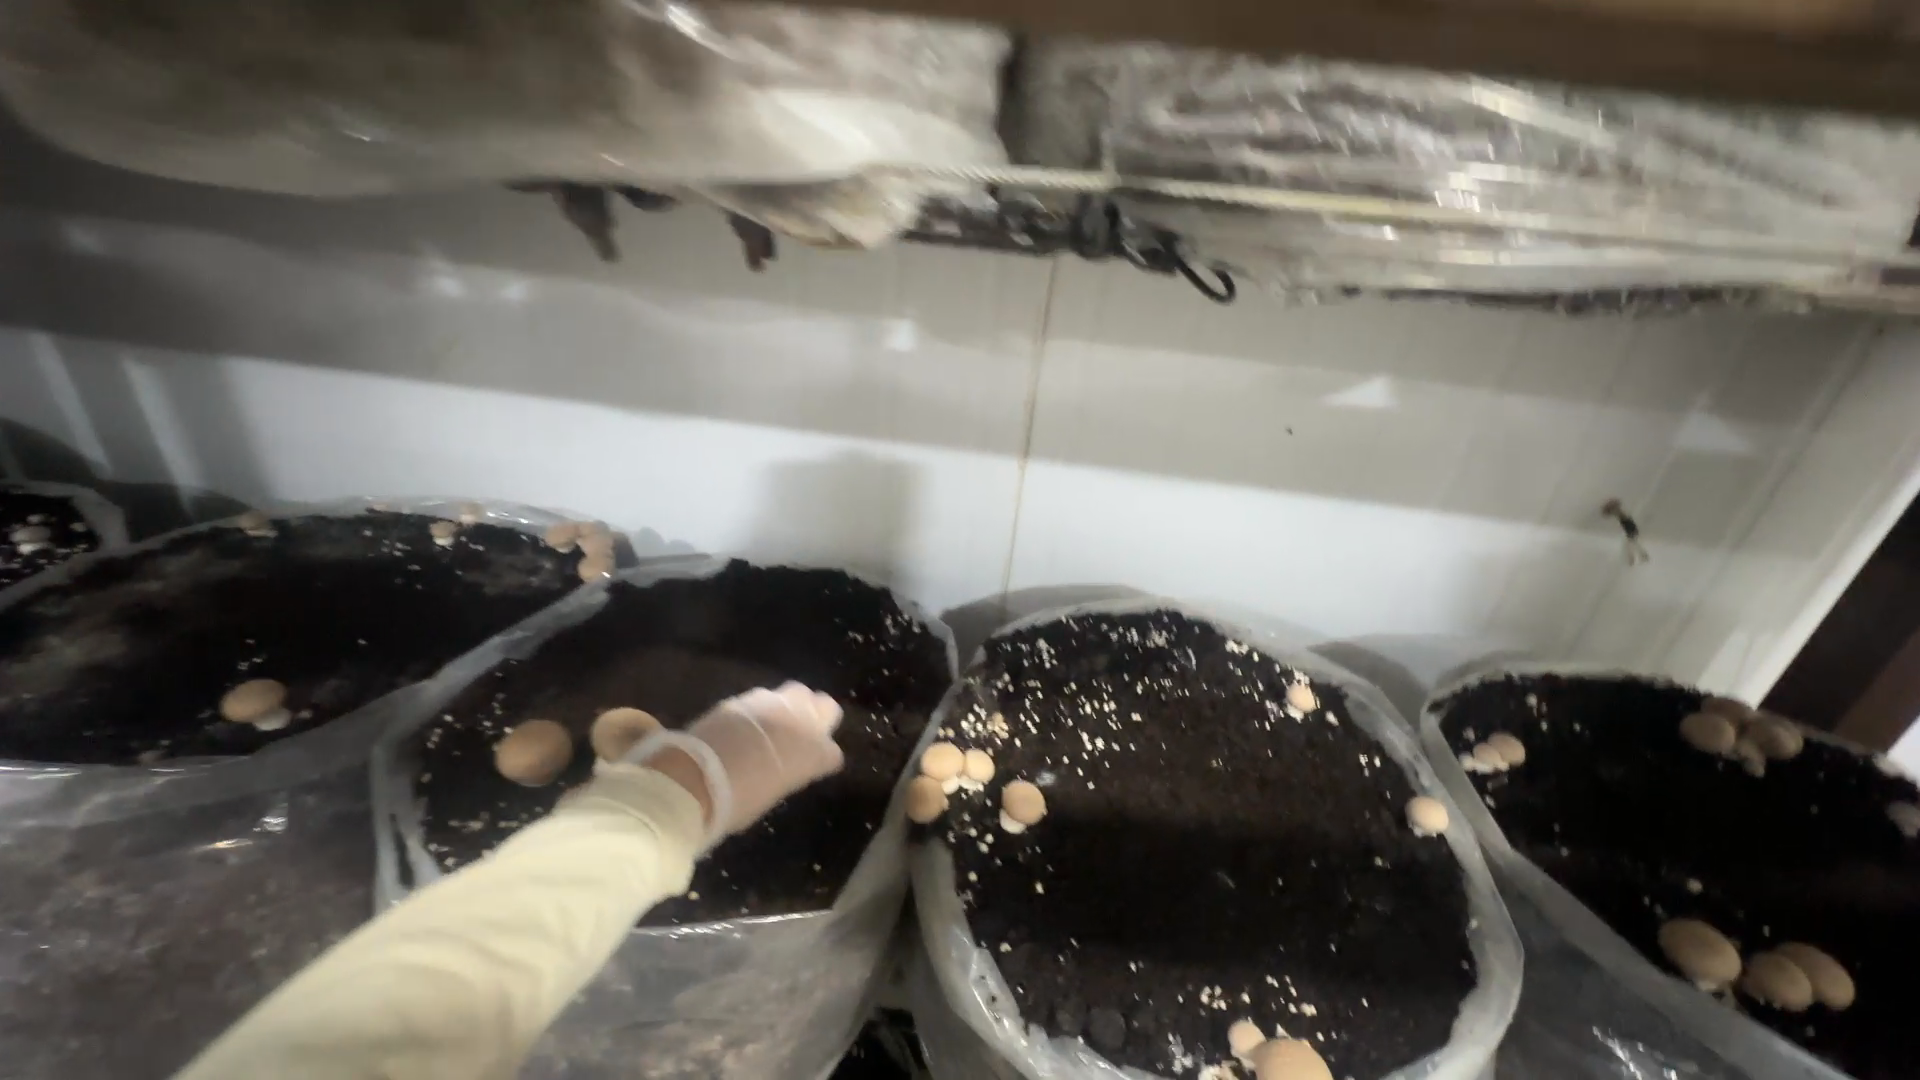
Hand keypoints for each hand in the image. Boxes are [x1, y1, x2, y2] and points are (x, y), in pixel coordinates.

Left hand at [628, 682, 844, 844]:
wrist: (694, 779)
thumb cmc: (738, 800)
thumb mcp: (774, 790)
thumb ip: (789, 770)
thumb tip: (786, 765)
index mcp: (814, 752)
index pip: (832, 752)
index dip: (822, 758)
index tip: (811, 767)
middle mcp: (800, 720)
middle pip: (825, 706)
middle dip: (816, 717)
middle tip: (800, 736)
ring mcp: (772, 703)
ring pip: (796, 693)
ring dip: (789, 707)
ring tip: (772, 726)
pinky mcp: (743, 698)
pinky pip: (763, 698)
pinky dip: (761, 709)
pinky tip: (746, 725)